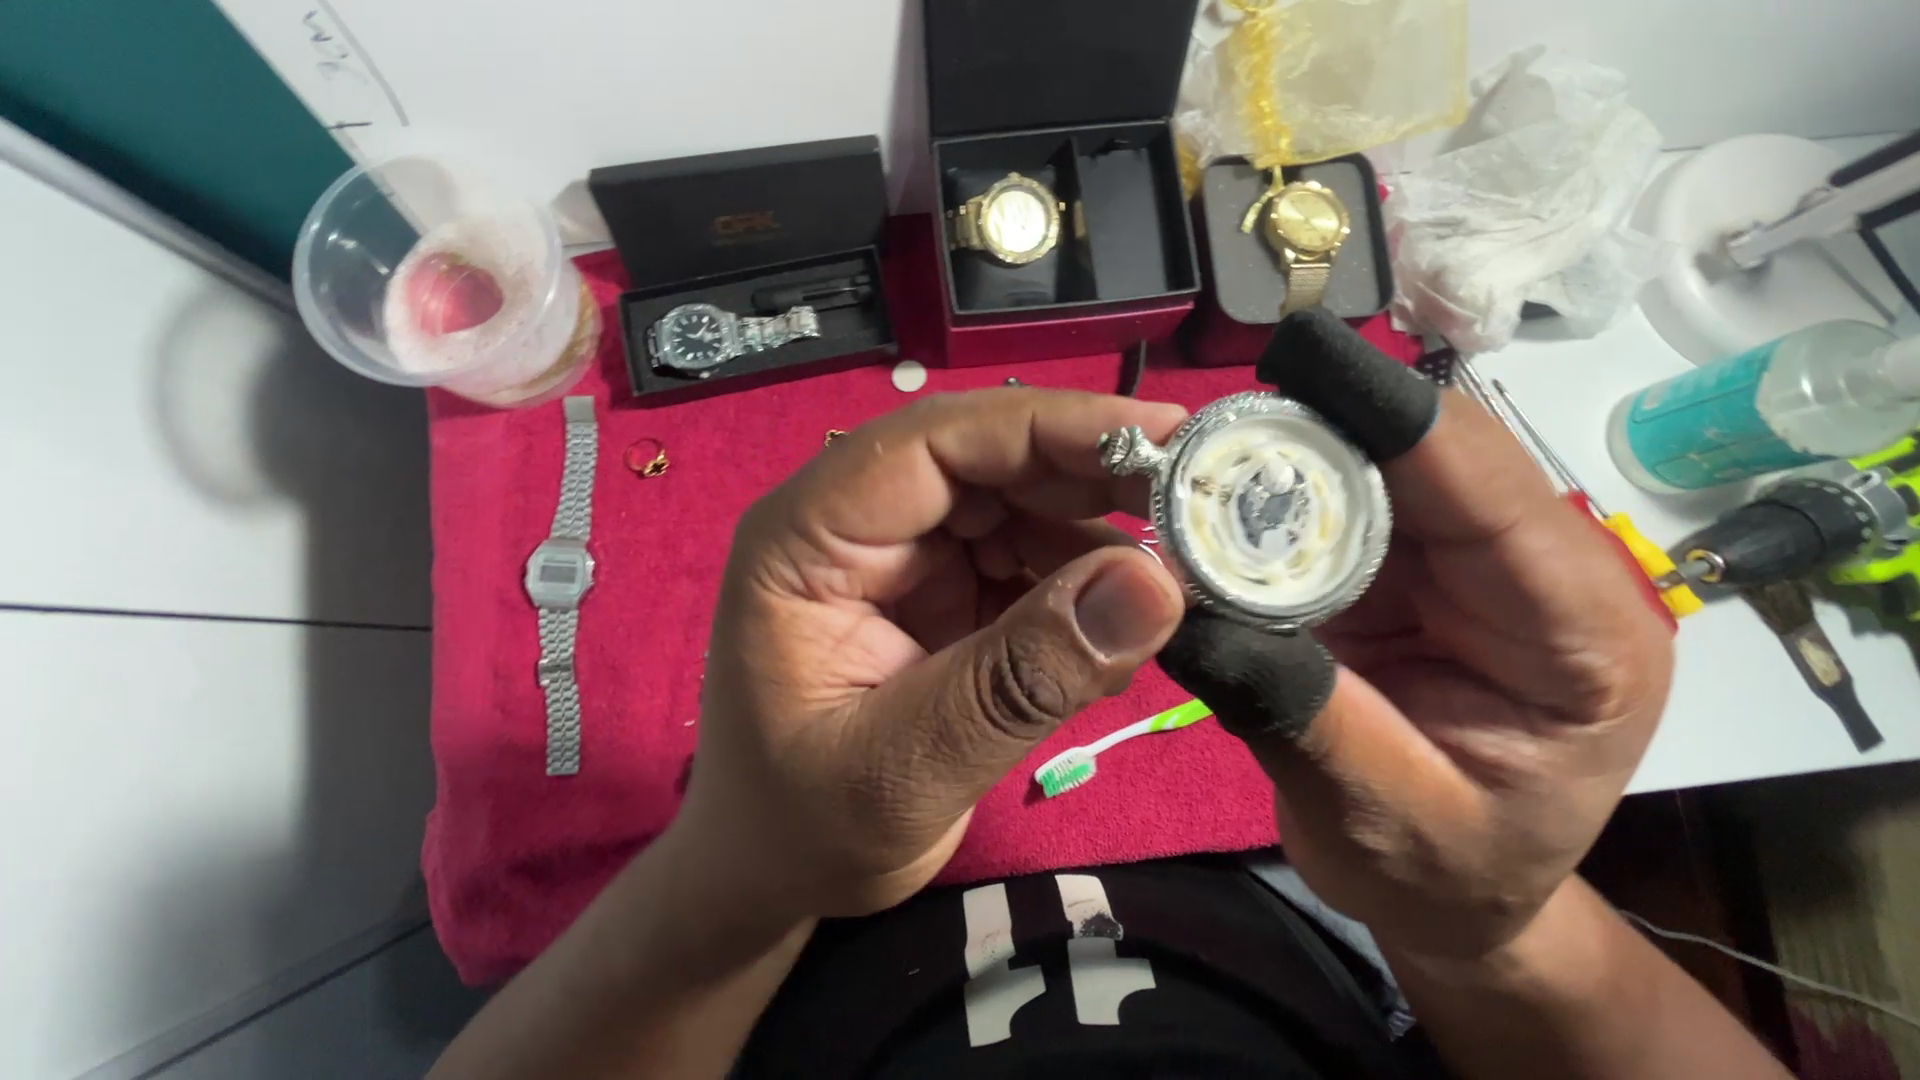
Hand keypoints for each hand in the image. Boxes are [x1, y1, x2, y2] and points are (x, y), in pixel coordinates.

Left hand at [675, 389, 1189, 919]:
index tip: (1168, 437)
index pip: (932, 443)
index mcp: (806, 539)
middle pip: (985, 461)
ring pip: (1018, 505)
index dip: (1051, 426)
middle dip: (1094, 472)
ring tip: (1183, 572)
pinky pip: (1028, 560)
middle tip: (1204, 500)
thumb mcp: (905, 769)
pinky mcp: (944, 593)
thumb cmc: (805, 827)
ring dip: (1101, 530)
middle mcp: (856, 526)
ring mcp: (904, 558)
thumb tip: (1156, 584)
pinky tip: (1129, 621)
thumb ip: (1021, 679)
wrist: (777, 872)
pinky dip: (1086, 582)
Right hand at [1161, 329, 1674, 961]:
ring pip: (1377, 471)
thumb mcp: (1376, 813)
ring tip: (1199, 451)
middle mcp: (1537, 576)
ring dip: (1290, 455)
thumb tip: (1183, 613)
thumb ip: (1296, 712)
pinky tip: (1221, 493)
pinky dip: (1279, 498)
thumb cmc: (1444, 871)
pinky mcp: (1409, 571)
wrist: (1449, 895)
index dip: (1391, 414)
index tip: (1297, 355)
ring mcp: (1468, 566)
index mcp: (1579, 635)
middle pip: (1429, 460)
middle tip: (1209, 418)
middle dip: (1322, 425)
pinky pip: (1339, 509)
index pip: (1491, 492)